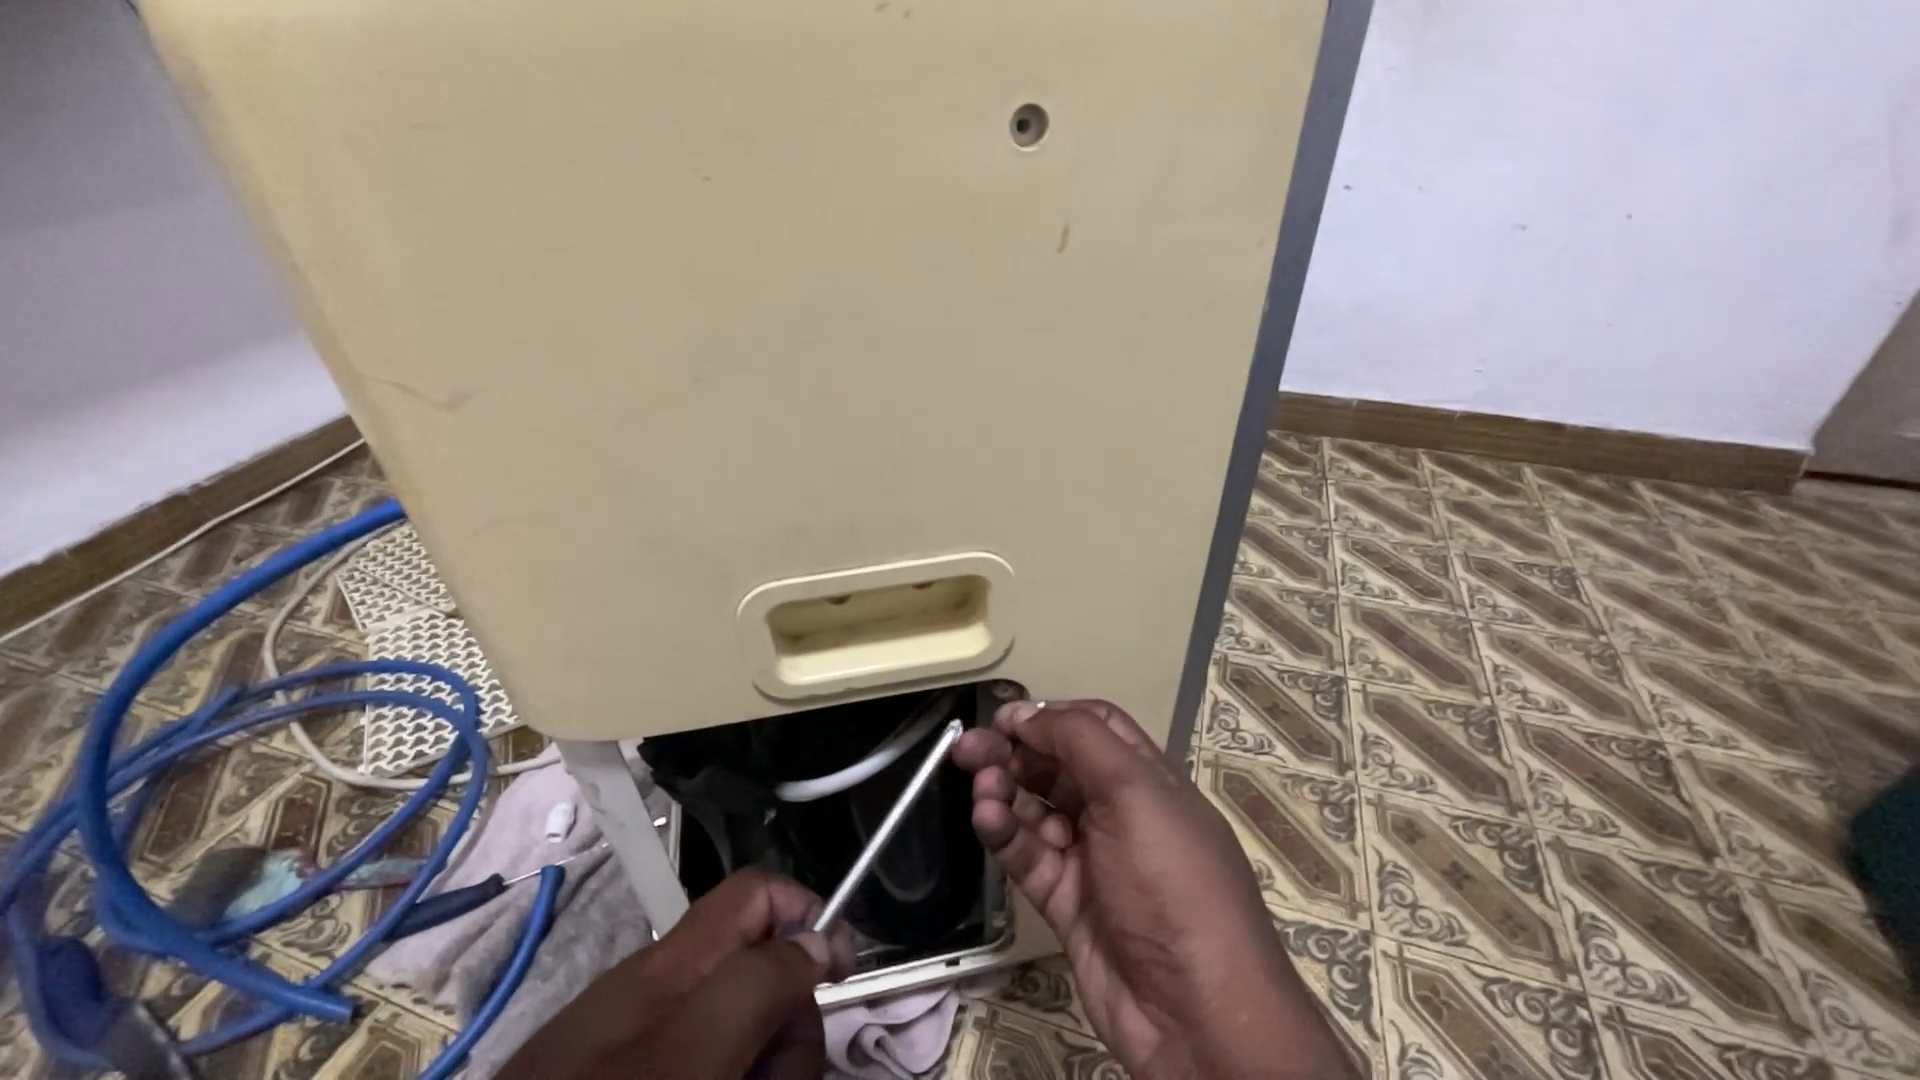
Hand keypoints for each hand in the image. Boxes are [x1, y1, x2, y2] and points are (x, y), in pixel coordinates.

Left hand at [502, 868, 855, 1078]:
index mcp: (675, 965)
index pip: (759, 893)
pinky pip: (722, 1068)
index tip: (840, 976)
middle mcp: (669, 997)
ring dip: (772, 1072)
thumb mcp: (689, 1052)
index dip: (809, 914)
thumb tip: (816, 941)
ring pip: (751, 1039)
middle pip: (767, 977)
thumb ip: (757, 985)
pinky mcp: (659, 1073)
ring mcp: (660, 1049)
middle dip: (792, 1029)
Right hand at [953, 700, 1355, 1079]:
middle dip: (1014, 752)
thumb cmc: (1173, 883)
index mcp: (1148, 780)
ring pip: (1037, 811)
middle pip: (1057, 767)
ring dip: (1005, 793)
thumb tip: (1028, 712)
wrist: (1195, 1011)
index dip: (1050, 717)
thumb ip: (1080, 742)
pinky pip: (1028, 857)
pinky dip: (1005, 835)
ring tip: (981, 788)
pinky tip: (987, 820)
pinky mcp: (1066, 902)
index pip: (1095, 728)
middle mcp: (1119, 813)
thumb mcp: (1137, 794)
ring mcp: (1092, 860)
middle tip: (967, 749)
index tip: (1004, 718)